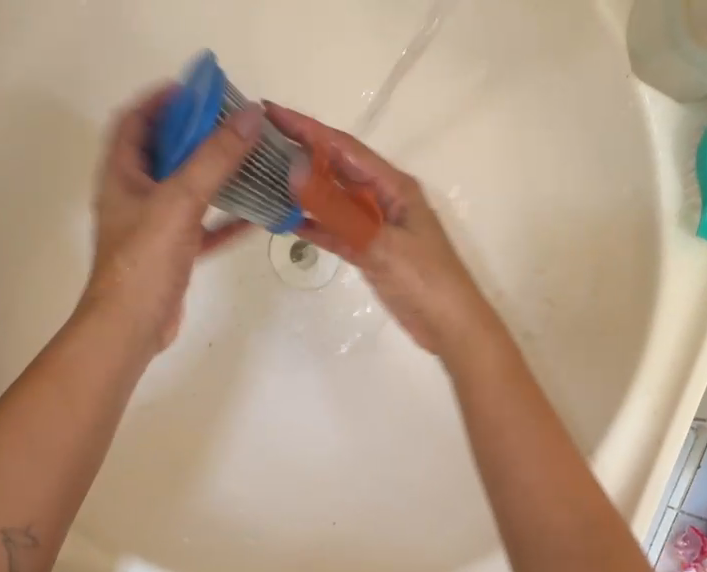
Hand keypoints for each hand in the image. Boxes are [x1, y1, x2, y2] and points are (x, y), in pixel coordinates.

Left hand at [78, 86, 261, 356]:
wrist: (132, 325)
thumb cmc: (145, 259)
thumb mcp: (180, 200)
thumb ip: (214, 159)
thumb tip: (249, 119)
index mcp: (122, 173)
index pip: (136, 121)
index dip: (163, 101)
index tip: (199, 92)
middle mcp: (135, 195)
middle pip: (165, 153)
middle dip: (197, 136)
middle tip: (233, 125)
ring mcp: (154, 227)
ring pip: (187, 191)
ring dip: (215, 177)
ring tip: (249, 162)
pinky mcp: (173, 255)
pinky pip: (203, 229)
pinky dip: (226, 221)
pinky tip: (256, 217)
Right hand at [265, 103, 511, 363]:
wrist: (449, 325)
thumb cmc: (425, 279)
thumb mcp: (381, 242)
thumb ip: (338, 210)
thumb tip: (294, 172)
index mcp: (394, 185)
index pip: (344, 148)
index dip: (307, 129)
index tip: (270, 111)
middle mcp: (383, 198)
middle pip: (336, 168)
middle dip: (300, 152)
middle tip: (257, 140)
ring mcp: (376, 226)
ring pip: (333, 199)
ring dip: (302, 189)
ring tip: (263, 174)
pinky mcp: (369, 253)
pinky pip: (336, 231)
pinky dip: (314, 225)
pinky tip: (285, 220)